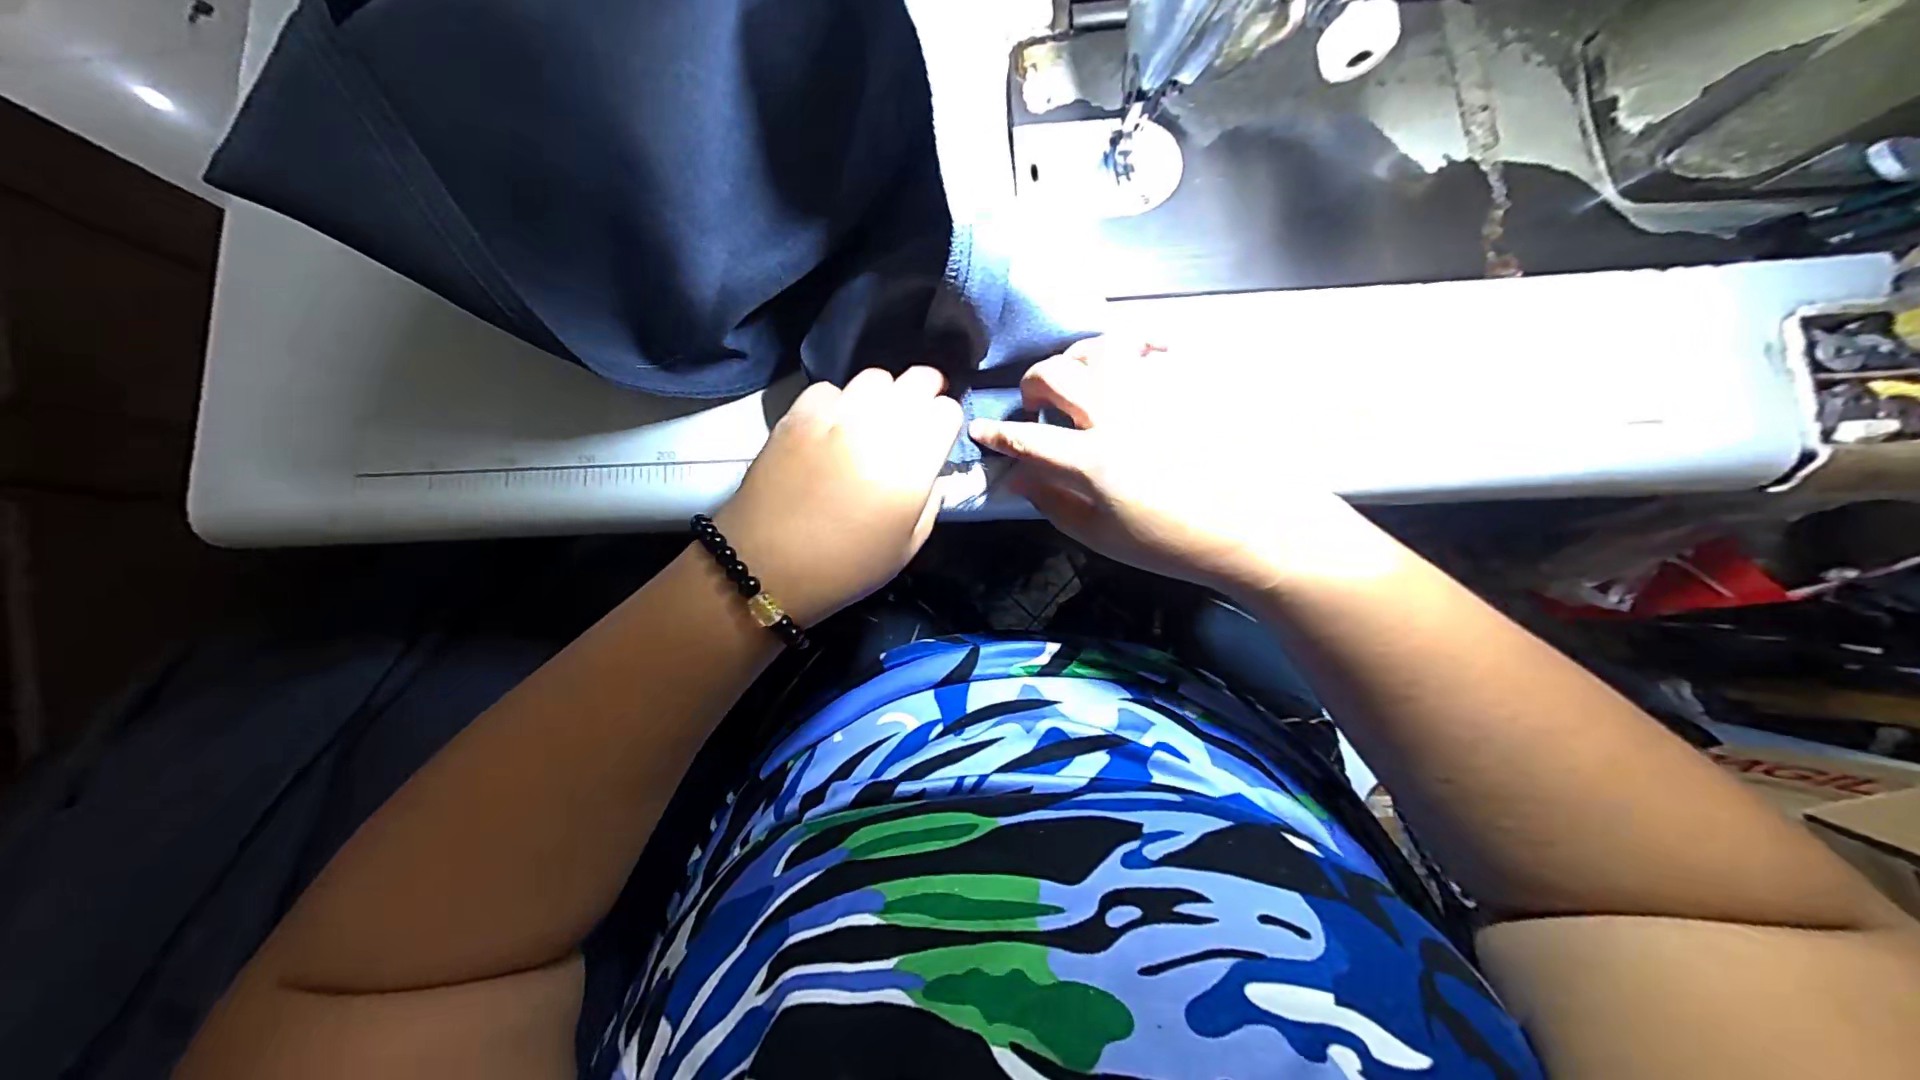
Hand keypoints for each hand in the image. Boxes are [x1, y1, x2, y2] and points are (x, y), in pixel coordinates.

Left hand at [714, 367, 962, 624]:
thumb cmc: (844, 568)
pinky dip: (838, 402)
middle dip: (924, 393)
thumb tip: (929, 469)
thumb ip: (930, 500)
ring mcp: (834, 419)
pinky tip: (832, 426)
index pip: (945, 412)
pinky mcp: (797, 416)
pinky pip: (829, 389)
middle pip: (915, 381)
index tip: (937, 435)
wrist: (765, 568)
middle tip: (917, 413)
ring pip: (874, 378)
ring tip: (873, 419)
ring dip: (882, 395)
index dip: (945, 421)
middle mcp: (877, 432)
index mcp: (910, 469)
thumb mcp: (907, 547)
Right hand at [968, 338, 1387, 598]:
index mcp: (1092, 461)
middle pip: (1054, 375)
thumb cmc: (1174, 543)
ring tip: (1082, 378)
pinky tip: (1134, 363)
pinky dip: (1133, 347)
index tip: (982, 428)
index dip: (997, 433)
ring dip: (1076, 358)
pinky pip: (1151, 343)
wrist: (1256, 527)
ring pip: (1098, 346)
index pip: (1026, 437)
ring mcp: (1155, 390)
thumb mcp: (1102, 537)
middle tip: (1037, 403)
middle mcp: (1117, 414)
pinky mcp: (1189, 380)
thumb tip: (1020, 478)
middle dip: (1032, 385)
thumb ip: (1054, 504)